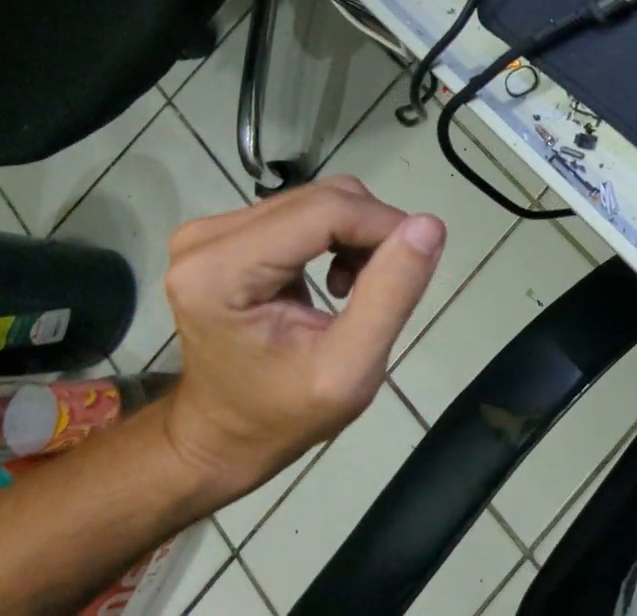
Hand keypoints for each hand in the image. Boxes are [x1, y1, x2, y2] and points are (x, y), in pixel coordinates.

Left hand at [159, 177, 444, 501]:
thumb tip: (430, 224)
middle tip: (386, 288)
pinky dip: (341, 236)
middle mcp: (207, 238)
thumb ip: (391, 293)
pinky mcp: (227, 233)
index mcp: (221, 272)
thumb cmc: (283, 414)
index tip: (415, 268)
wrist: (222, 438)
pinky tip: (337, 279)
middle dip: (375, 234)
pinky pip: (309, 209)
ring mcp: (213, 231)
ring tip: (360, 289)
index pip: (329, 211)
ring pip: (323, 199)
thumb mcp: (351, 369)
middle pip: (327, 199)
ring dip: (361, 235)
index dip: (385, 228)